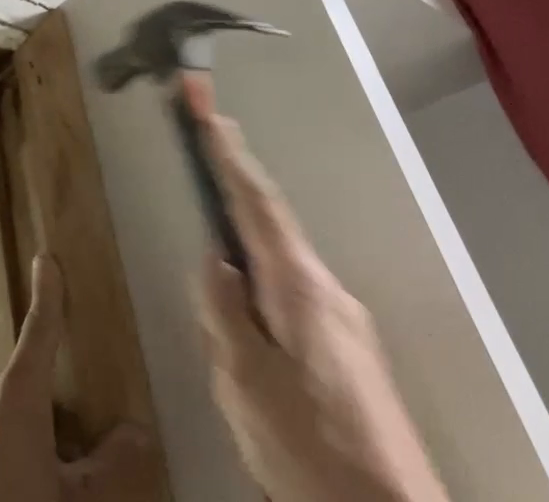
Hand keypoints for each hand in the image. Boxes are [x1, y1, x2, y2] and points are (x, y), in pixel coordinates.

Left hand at [0, 256, 154, 501]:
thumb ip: (112, 463)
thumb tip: (135, 432)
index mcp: (14, 403)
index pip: (39, 336)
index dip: (48, 297)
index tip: (46, 259)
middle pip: (18, 396)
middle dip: (40, 422)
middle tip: (57, 472)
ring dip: (7, 445)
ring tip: (20, 494)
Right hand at [197, 114, 449, 501]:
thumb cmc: (307, 447)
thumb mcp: (245, 383)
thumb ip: (225, 313)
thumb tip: (216, 261)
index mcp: (298, 289)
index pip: (255, 203)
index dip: (225, 148)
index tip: (203, 100)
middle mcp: (326, 289)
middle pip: (270, 219)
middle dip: (233, 170)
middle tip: (202, 126)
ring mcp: (342, 317)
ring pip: (280, 257)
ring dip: (245, 221)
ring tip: (212, 208)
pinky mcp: (347, 346)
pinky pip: (291, 287)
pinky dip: (261, 264)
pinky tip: (244, 291)